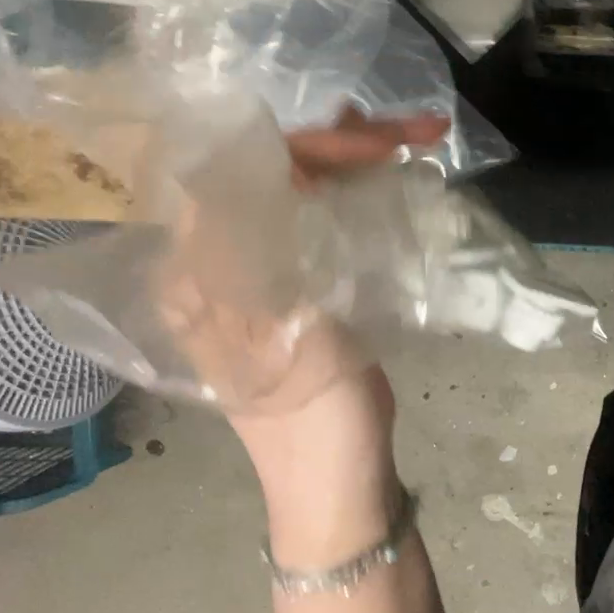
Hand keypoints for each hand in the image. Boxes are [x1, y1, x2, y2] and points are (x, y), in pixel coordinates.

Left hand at [193, 112, 448, 560]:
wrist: (336, 481)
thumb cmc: (313, 420)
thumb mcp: (290, 340)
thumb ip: (267, 259)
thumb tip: (270, 169)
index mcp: (195, 276)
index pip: (234, 176)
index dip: (304, 147)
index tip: (374, 144)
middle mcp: (217, 265)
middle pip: (268, 177)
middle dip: (340, 146)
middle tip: (418, 132)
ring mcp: (259, 276)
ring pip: (296, 194)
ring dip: (352, 162)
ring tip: (411, 139)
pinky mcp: (298, 288)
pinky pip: (315, 221)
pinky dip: (352, 193)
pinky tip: (385, 178)